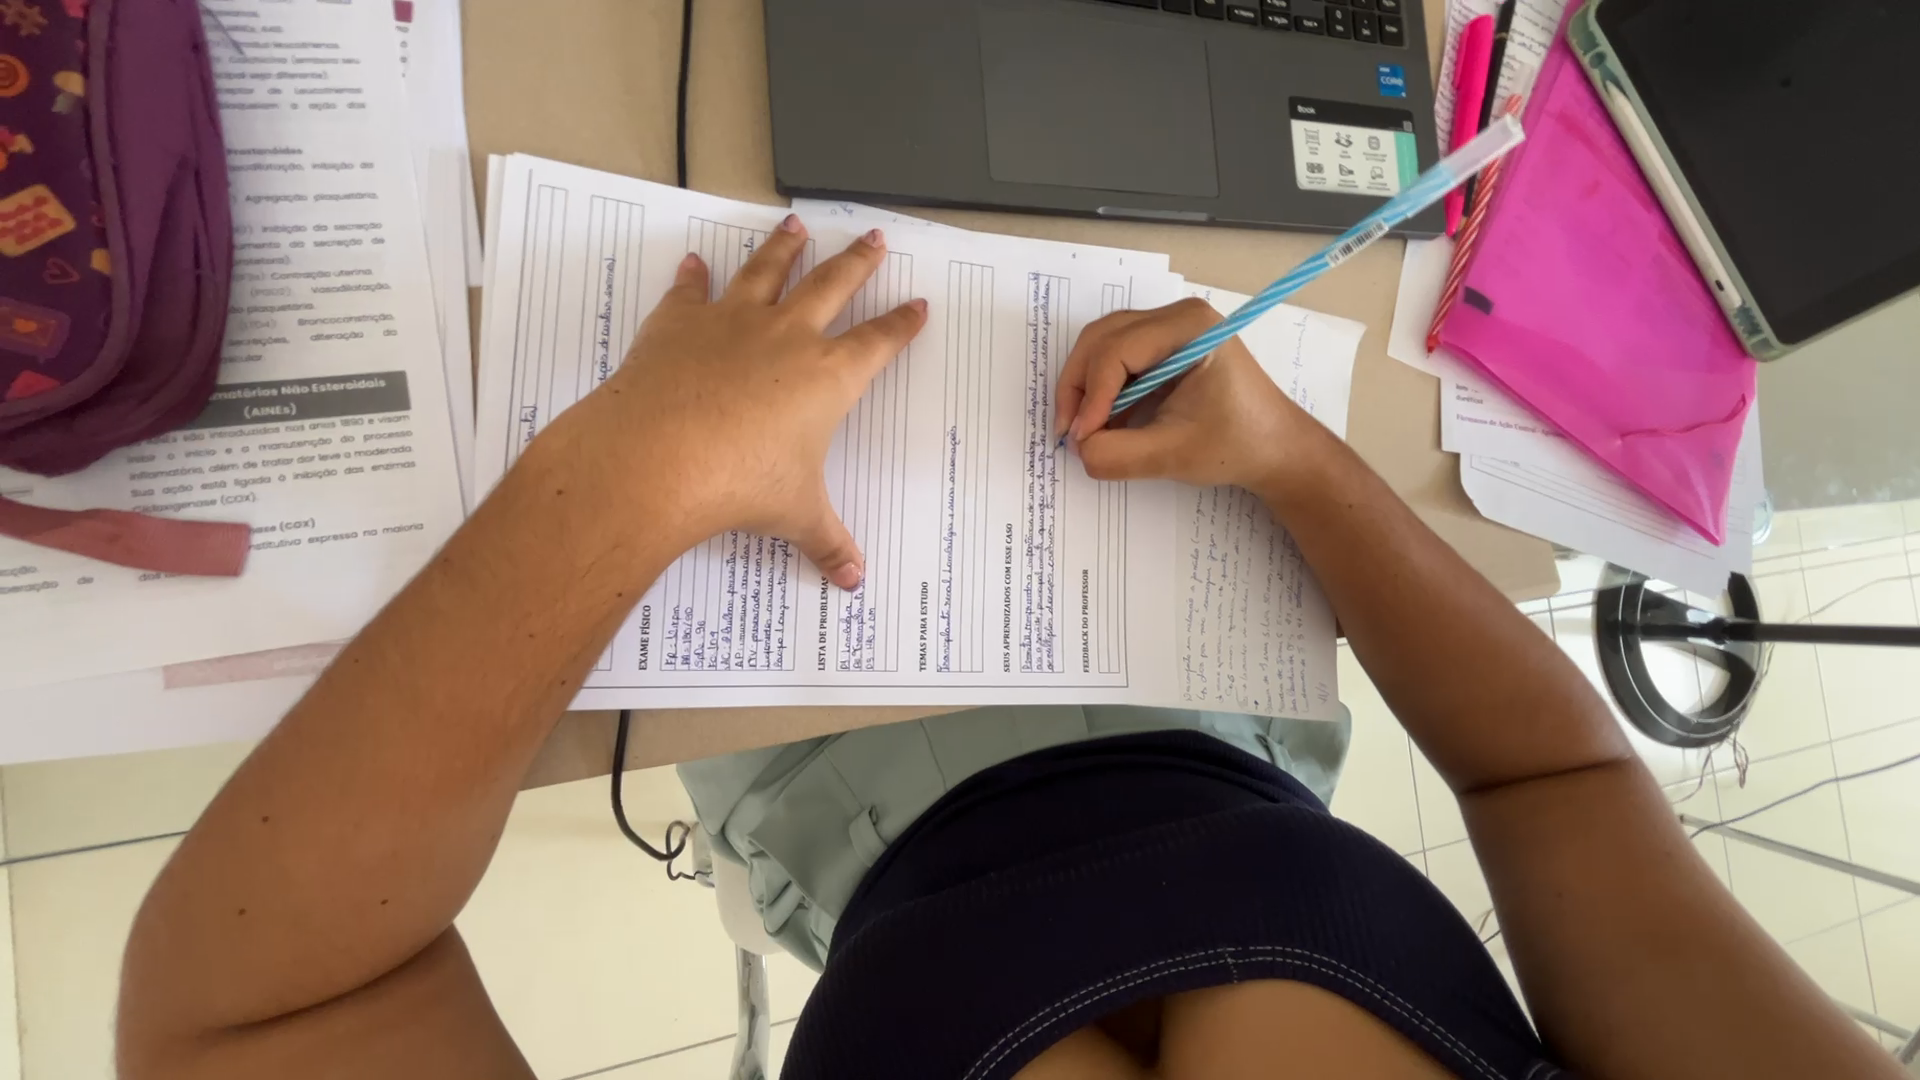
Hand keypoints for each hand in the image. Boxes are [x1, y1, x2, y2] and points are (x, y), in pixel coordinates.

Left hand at [574, 214, 924, 588]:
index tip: (916, 305)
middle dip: (857, 261)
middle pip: (833, 284)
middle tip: (872, 236)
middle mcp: (787, 337)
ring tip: (796, 224)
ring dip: (785, 247)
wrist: (659, 460)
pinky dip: (694, 277)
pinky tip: (695, 262)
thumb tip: (853, 580)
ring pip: (768, 270)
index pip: (879, 342)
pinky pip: (692, 291)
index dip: (901, 325)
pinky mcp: (680, 324)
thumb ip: (829, 543)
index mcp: (828, 377)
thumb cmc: (739, 484)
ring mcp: (732, 323)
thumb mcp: (796, 516)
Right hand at [1054, 298, 1330, 493]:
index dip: (1091, 396)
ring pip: (1101, 348)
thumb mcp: (1172, 455)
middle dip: (1078, 387)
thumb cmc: (1236, 446)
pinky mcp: (1161, 349)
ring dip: (1085, 389)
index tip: (1080, 439)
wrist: (1273, 448)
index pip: (1117, 351)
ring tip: (1085, 430)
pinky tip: (1104, 423)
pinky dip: (1100, 392)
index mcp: (1189, 327)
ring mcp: (1167, 329)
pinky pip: (1114, 361)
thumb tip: (1078, 448)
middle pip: (1101, 340)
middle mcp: (1175, 316)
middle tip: (1070, 432)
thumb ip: (1117, 454)